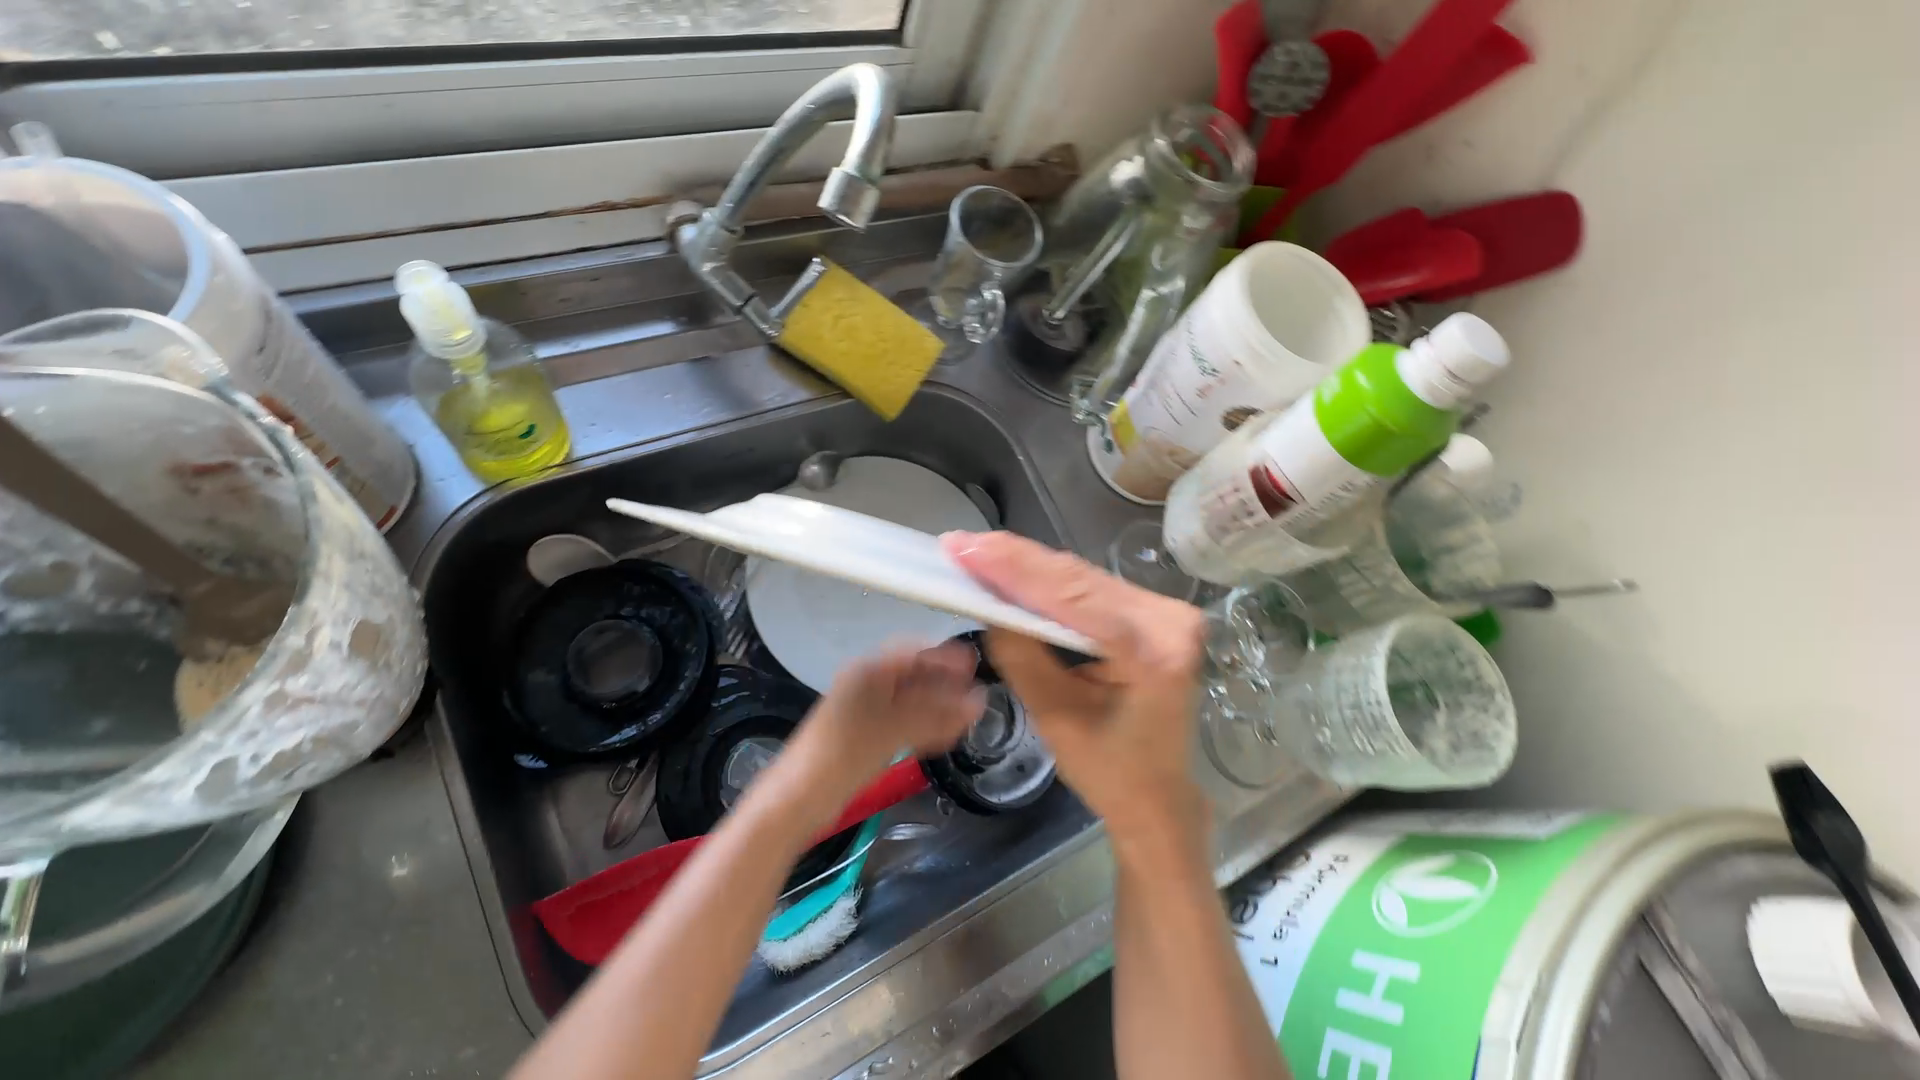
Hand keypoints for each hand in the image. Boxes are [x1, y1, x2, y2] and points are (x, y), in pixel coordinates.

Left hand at [784, 643, 985, 805]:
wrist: (800, 796)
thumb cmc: (844, 753)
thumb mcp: (893, 728)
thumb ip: (937, 714)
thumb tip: (979, 702)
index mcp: (867, 671)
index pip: (912, 652)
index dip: (943, 657)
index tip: (974, 666)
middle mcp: (866, 685)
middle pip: (913, 676)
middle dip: (944, 685)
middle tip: (977, 695)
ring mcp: (866, 712)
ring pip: (911, 702)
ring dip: (938, 709)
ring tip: (968, 718)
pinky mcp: (867, 737)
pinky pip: (903, 724)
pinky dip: (924, 728)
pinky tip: (945, 738)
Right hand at [941, 531, 1208, 856]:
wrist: (1158, 796)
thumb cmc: (1109, 770)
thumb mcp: (1055, 715)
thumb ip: (1021, 654)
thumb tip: (988, 604)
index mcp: (1153, 650)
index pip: (1073, 596)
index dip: (1015, 569)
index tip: (966, 547)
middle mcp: (1169, 619)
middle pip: (1078, 579)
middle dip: (1016, 560)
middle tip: (960, 544)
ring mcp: (1167, 613)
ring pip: (1083, 578)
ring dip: (1029, 567)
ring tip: (977, 552)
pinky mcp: (1155, 614)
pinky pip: (1092, 590)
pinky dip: (1050, 582)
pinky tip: (1015, 569)